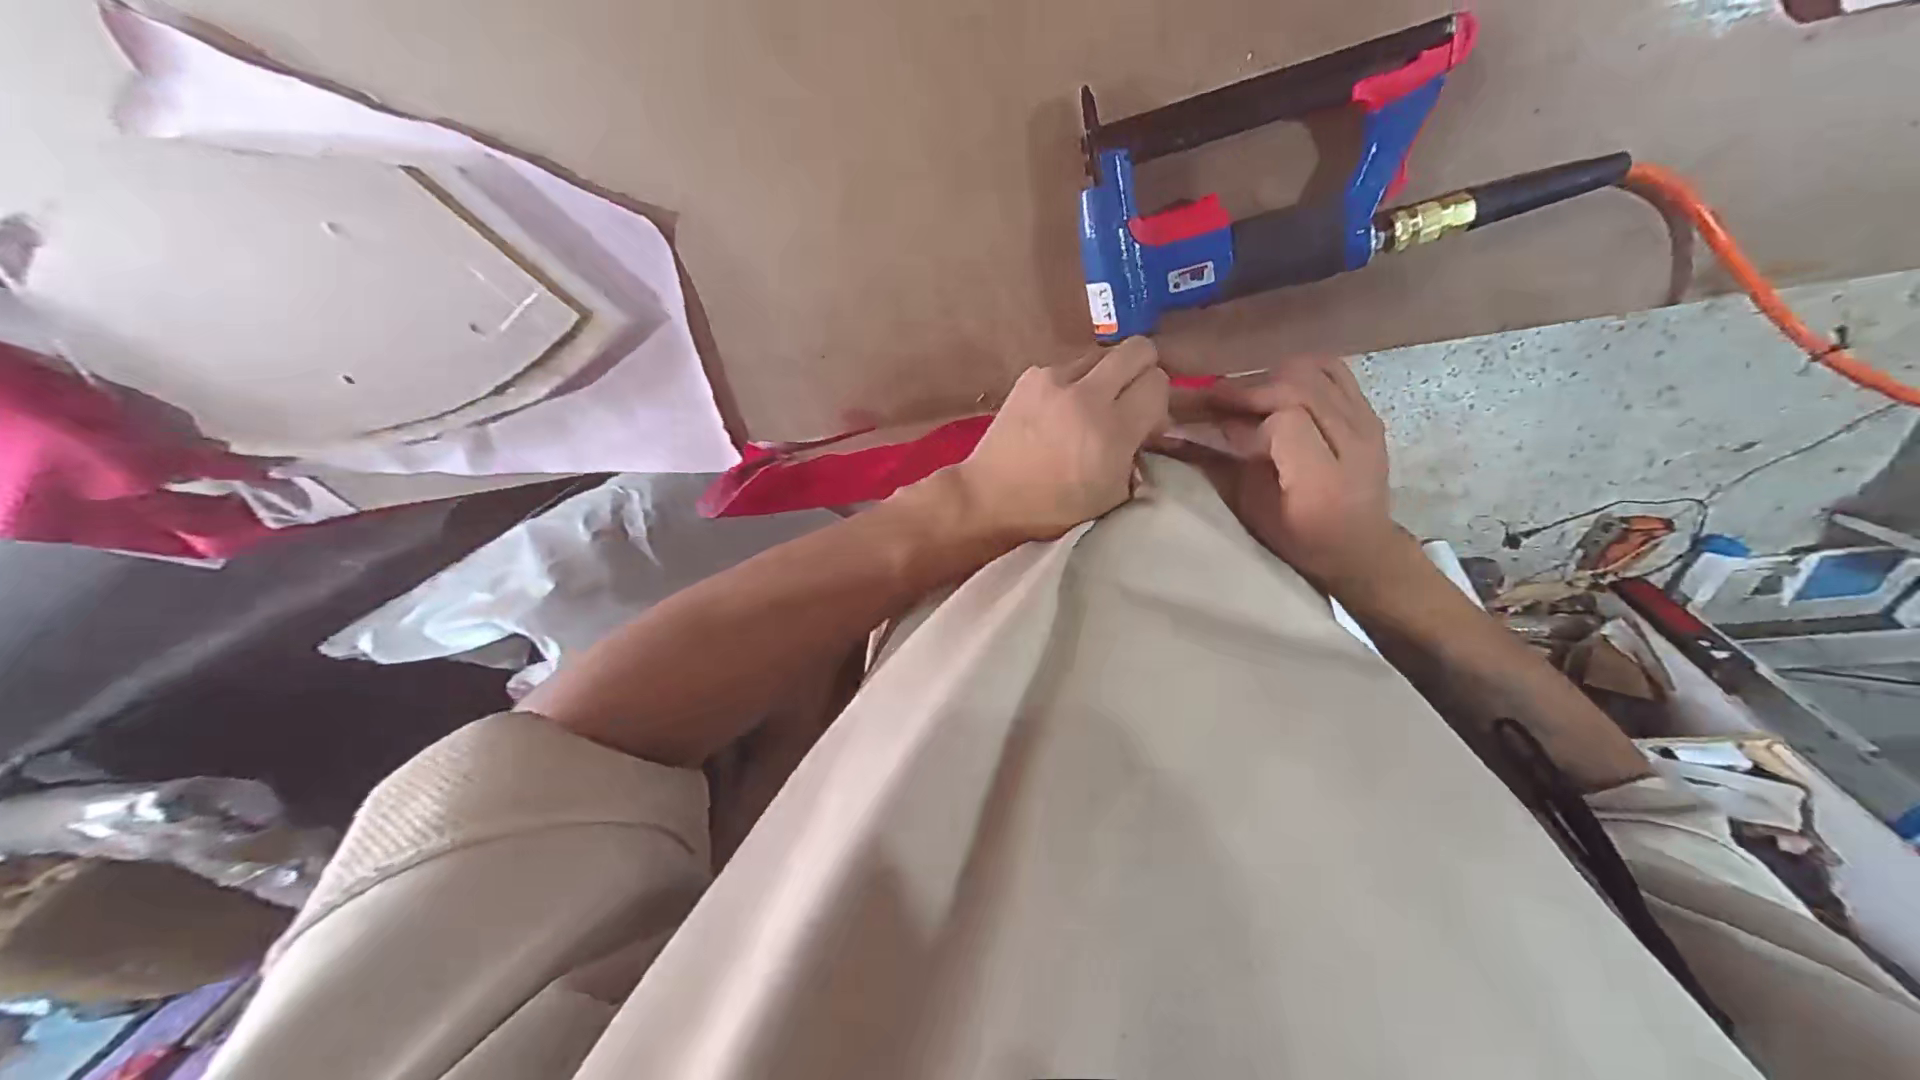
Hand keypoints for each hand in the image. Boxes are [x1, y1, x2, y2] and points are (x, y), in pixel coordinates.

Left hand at [949, 337, 1169, 541]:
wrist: (991, 497)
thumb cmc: (1055, 507)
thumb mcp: (1113, 494)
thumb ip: (1139, 453)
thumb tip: (1151, 425)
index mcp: (1111, 429)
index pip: (1158, 383)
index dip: (1158, 402)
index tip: (1147, 423)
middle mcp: (1085, 395)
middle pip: (1138, 349)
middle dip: (1142, 371)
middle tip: (1131, 399)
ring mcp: (1054, 379)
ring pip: (1102, 354)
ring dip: (1107, 376)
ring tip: (1092, 407)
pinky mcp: (1030, 376)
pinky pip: (1069, 365)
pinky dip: (1074, 383)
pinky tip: (1061, 410)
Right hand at [1189, 356, 1407, 592]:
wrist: (1357, 545)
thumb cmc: (1295, 537)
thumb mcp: (1251, 511)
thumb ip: (1225, 466)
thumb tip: (1189, 427)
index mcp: (1321, 480)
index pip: (1284, 420)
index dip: (1245, 416)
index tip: (1214, 421)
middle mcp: (1353, 444)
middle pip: (1299, 387)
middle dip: (1250, 389)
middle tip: (1214, 399)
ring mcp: (1366, 423)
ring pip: (1315, 371)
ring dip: (1272, 376)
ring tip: (1246, 395)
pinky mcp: (1368, 412)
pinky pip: (1333, 371)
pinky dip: (1299, 372)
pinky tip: (1276, 387)